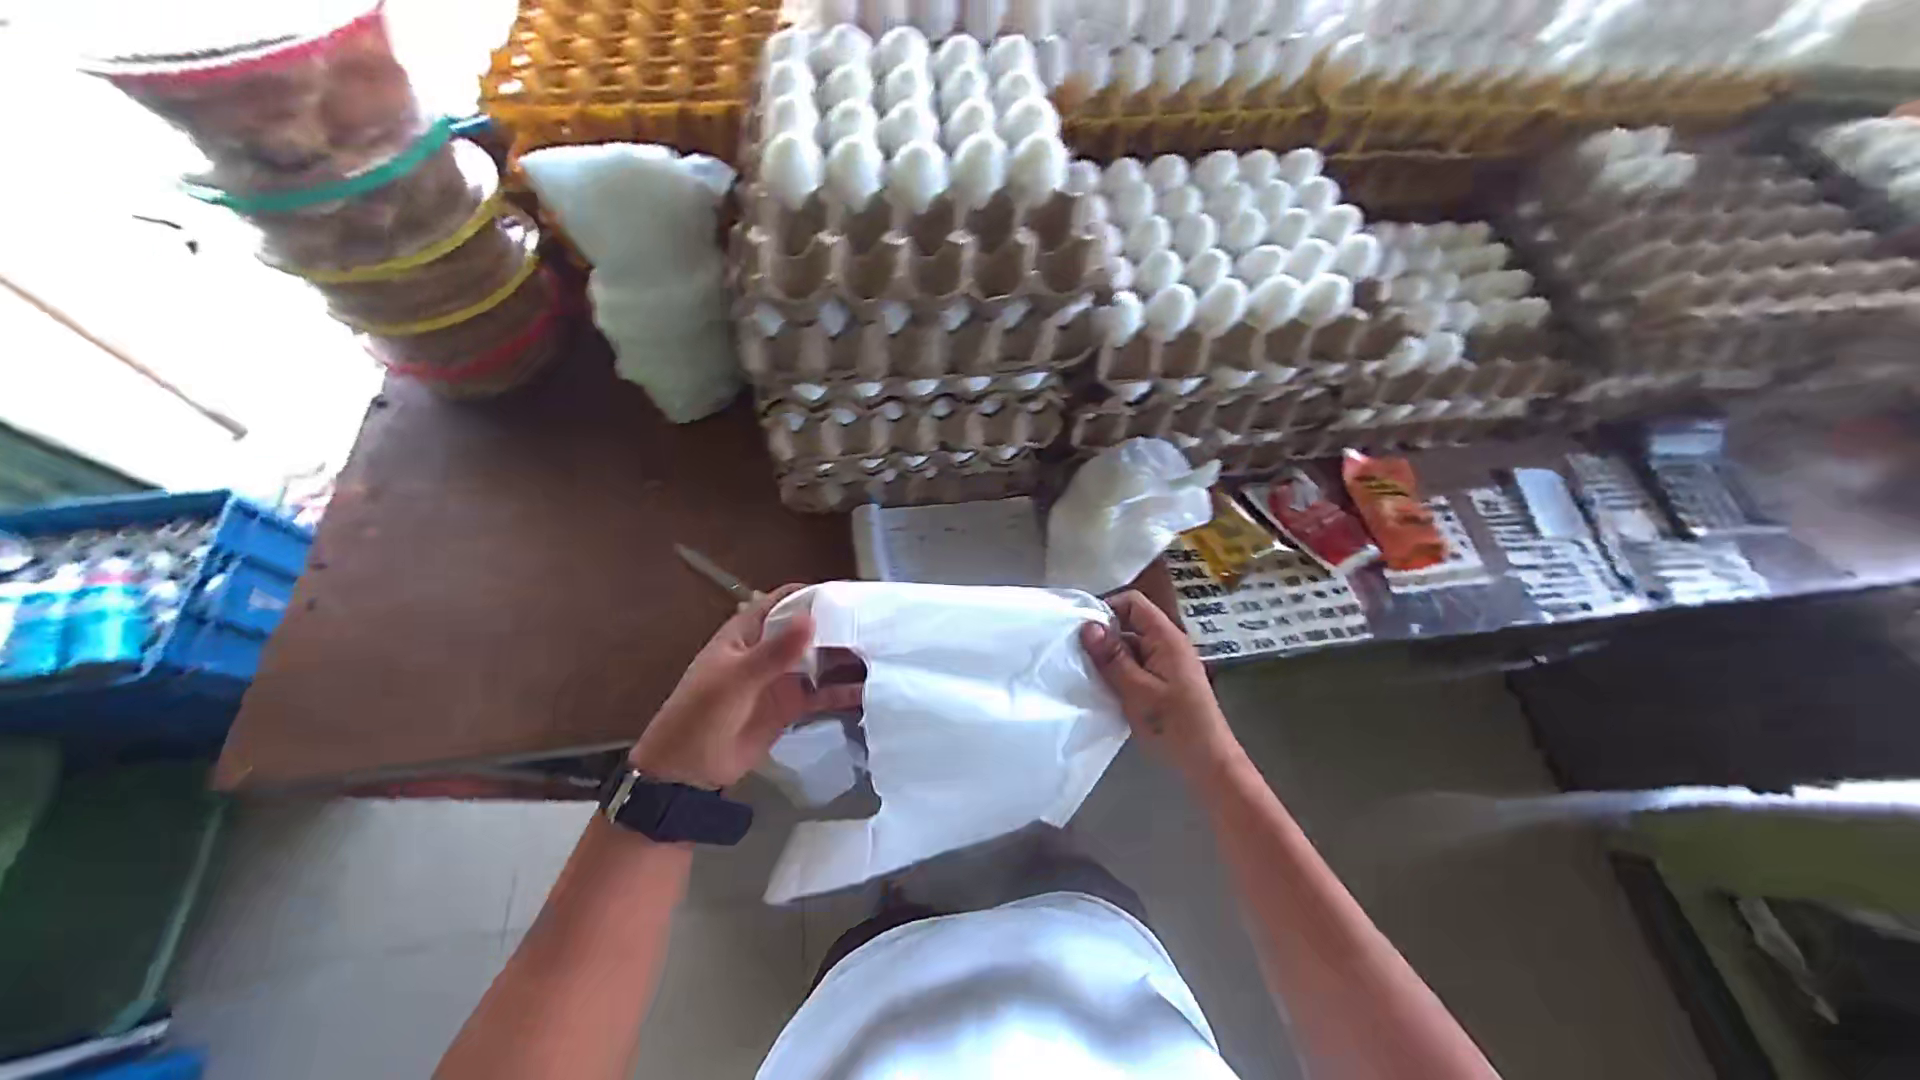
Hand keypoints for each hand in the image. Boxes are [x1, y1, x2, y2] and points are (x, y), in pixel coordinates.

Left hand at [630, 584, 861, 788]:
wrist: (686, 771)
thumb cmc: (701, 714)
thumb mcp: (735, 679)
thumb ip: (774, 652)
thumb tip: (812, 618)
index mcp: (747, 632)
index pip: (785, 601)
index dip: (815, 595)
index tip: (852, 596)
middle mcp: (768, 650)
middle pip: (809, 629)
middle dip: (840, 627)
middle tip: (878, 626)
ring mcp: (781, 678)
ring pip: (820, 660)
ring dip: (845, 658)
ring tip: (882, 655)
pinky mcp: (791, 706)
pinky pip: (823, 694)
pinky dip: (843, 692)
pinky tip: (870, 691)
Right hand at [1079, 590, 1242, 778]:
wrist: (1209, 764)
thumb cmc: (1174, 725)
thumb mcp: (1136, 690)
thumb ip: (1111, 657)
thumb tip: (1088, 625)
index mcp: (1166, 638)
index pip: (1133, 602)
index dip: (1107, 608)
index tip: (1082, 629)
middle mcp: (1169, 645)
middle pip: (1131, 623)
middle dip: (1104, 636)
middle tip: (1077, 654)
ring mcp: (1169, 664)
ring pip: (1132, 647)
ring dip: (1110, 658)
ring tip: (1086, 674)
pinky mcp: (1166, 683)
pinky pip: (1138, 666)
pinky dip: (1120, 673)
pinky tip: (1105, 690)